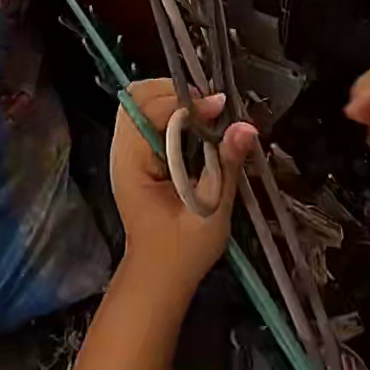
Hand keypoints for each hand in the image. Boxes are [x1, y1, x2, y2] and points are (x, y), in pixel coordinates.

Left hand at [111, 80, 258, 296]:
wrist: (158, 278)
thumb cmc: (183, 251)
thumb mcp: (212, 210)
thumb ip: (226, 165)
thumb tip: (247, 127)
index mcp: (134, 166)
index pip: (152, 113)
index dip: (186, 104)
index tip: (219, 109)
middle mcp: (122, 153)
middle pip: (137, 97)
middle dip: (175, 91)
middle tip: (209, 106)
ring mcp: (125, 152)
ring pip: (139, 102)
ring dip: (171, 97)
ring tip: (204, 111)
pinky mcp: (134, 154)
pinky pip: (145, 116)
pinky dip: (169, 109)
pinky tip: (193, 122)